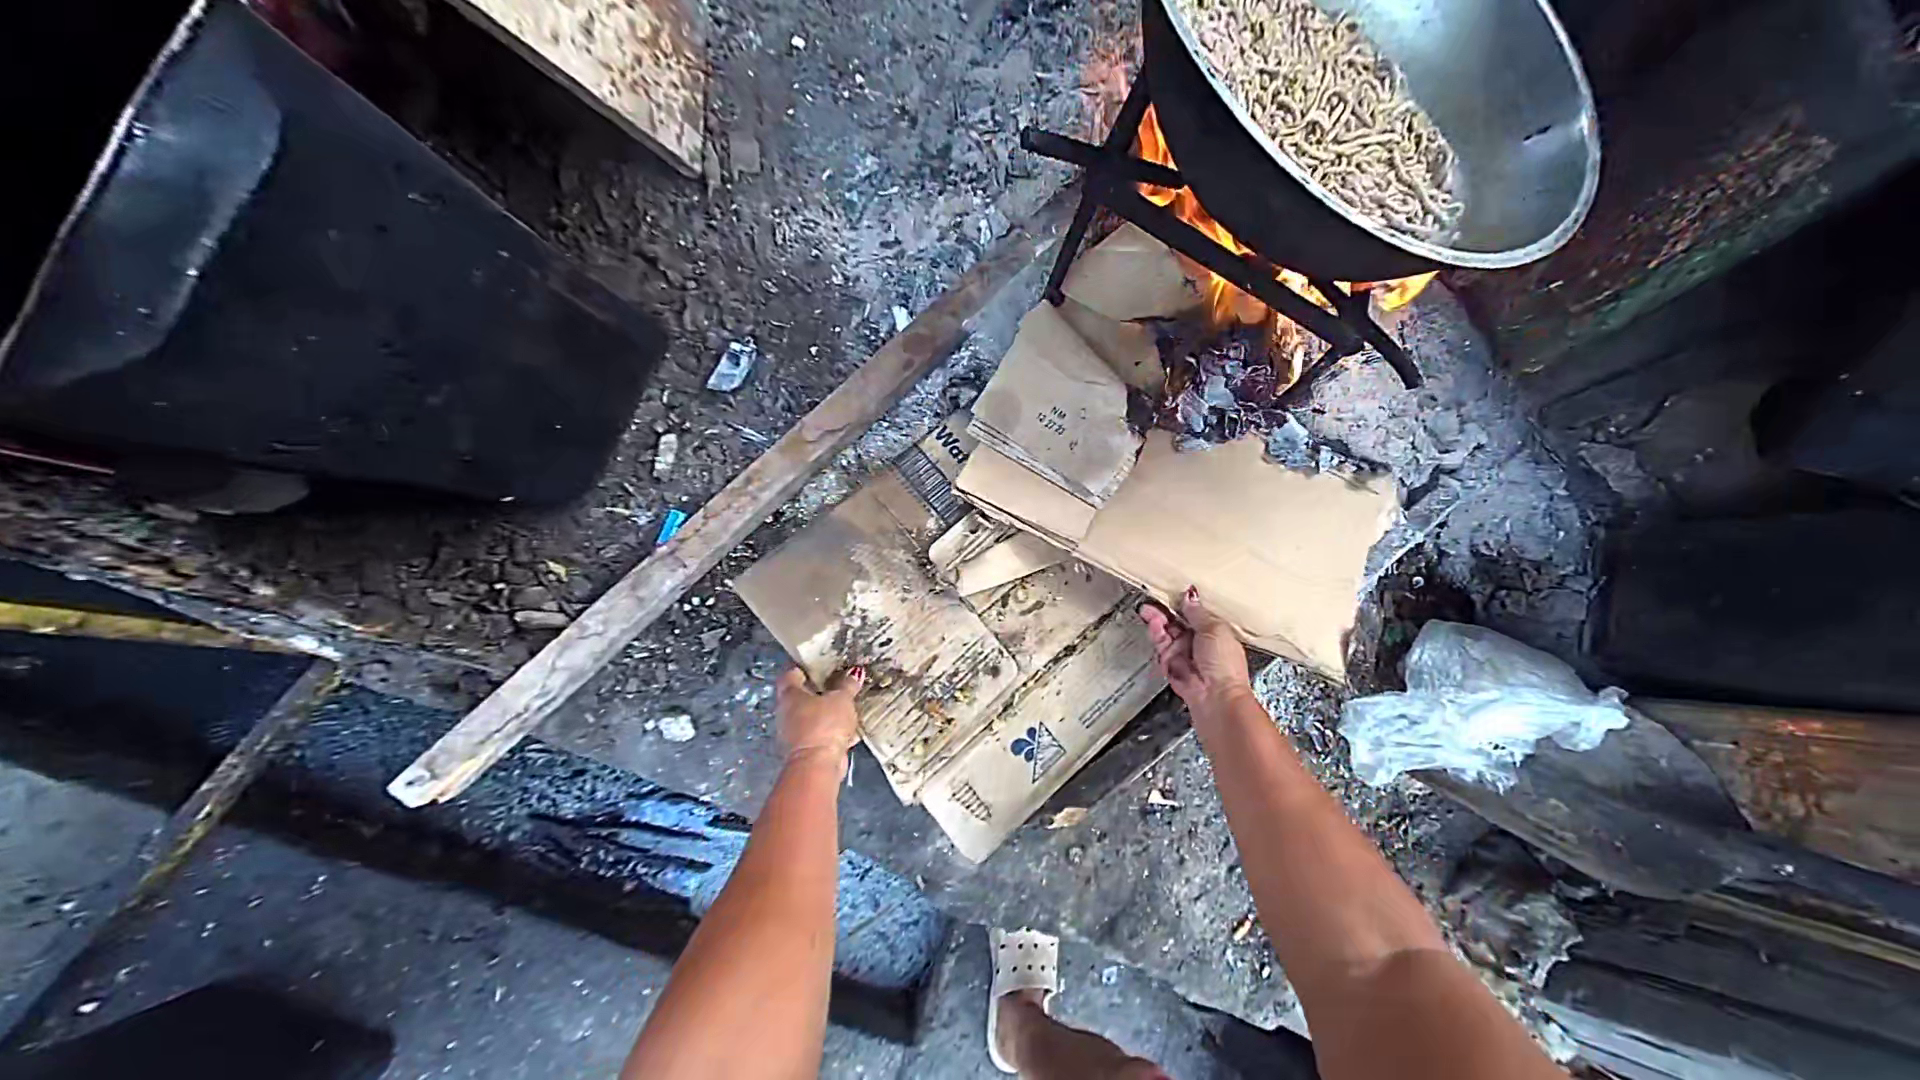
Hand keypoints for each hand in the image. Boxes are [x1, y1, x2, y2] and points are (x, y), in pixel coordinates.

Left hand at [774, 666, 864, 760]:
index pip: (790, 675)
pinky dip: (828, 733)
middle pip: (797, 698)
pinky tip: (845, 733)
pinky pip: (816, 736)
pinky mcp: (802, 752)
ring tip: (842, 710)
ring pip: (808, 718)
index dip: (801, 669)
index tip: (814, 667)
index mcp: (790, 695)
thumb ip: (847, 686)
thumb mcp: (841, 700)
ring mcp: (791, 734)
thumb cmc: (824, 724)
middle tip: (833, 687)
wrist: (817, 765)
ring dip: (822, 715)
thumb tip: (854, 673)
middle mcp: (785, 713)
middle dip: (814, 693)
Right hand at [1139, 586, 1252, 711]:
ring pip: (1166, 630)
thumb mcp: (1215, 629)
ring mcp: (1182, 651)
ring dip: (1157, 618)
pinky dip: (1156, 632)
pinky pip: (1160, 643)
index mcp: (1214, 632)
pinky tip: (1154, 622)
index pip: (1195, 613)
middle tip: (1156, 597)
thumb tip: (1190, 597)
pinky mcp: (1169, 660)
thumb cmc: (1225, 665)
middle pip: (1177, 620)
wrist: (1215, 694)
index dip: (1184, 603)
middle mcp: (1197, 641)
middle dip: (1166, 609)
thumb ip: (1198, 612)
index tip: (1174, 592)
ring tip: (1150, 608)